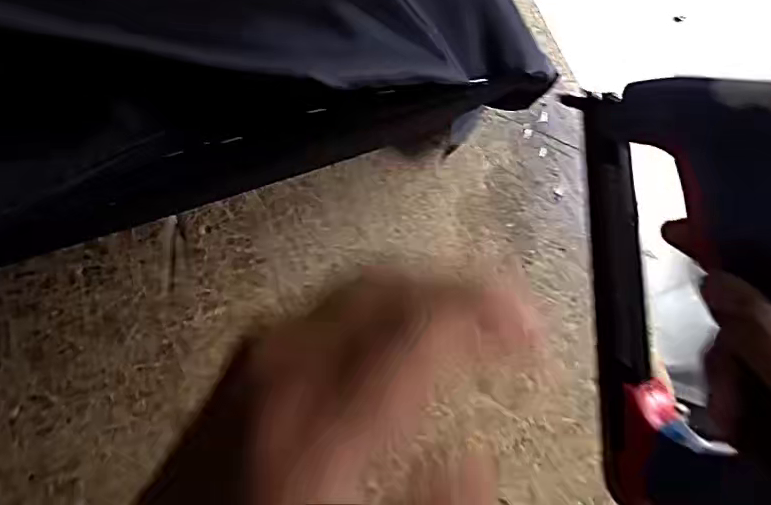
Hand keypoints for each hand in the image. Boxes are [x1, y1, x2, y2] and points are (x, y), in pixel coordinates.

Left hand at [138, 271, 537, 504]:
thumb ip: (421, 500)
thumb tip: (475, 464)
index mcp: (315, 407)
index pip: (412, 323)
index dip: (481, 309)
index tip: (525, 320)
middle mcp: (281, 359)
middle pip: (382, 289)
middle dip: (451, 289)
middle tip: (504, 309)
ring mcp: (256, 350)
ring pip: (352, 286)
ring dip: (414, 290)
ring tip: (461, 311)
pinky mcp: (245, 357)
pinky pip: (323, 305)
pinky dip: (373, 303)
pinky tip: (392, 327)